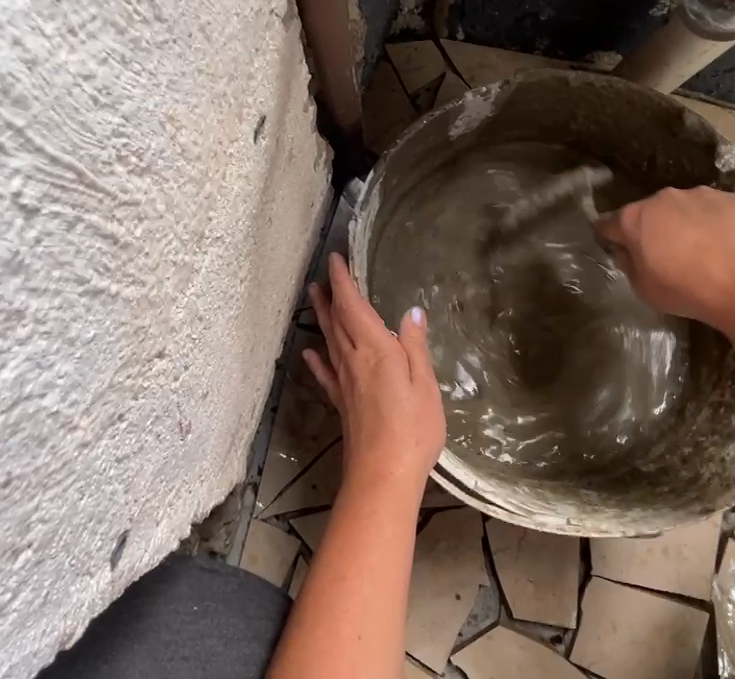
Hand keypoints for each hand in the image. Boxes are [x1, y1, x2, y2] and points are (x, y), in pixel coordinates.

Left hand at [305, 253, 446, 492]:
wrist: (383, 474)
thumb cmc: (412, 428)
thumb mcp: (425, 383)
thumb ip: (415, 346)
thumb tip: (411, 312)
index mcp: (375, 349)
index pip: (352, 306)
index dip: (343, 281)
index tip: (335, 259)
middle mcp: (353, 360)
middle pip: (336, 320)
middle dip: (329, 295)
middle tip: (321, 276)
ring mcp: (344, 382)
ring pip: (328, 340)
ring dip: (321, 317)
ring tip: (313, 299)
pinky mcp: (342, 403)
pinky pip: (325, 372)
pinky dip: (316, 359)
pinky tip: (309, 353)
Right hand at [593, 186, 734, 326]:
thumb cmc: (689, 290)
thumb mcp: (645, 291)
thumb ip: (630, 267)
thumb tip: (627, 254)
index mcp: (633, 219)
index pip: (607, 223)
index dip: (611, 237)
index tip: (619, 249)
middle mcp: (662, 198)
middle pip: (649, 212)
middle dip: (653, 229)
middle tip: (669, 256)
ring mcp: (700, 194)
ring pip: (685, 208)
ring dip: (687, 224)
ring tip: (707, 252)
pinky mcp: (734, 198)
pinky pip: (718, 210)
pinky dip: (719, 224)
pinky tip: (733, 247)